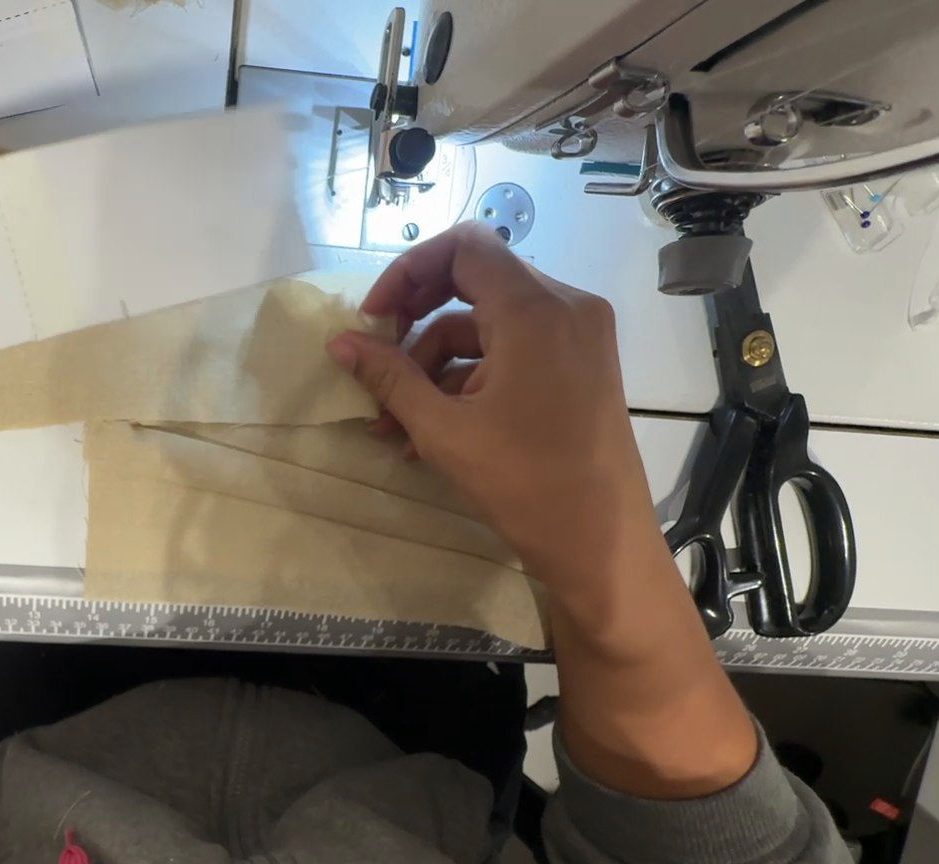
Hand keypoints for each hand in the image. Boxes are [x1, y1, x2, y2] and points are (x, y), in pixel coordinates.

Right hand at [330, 223, 755, 797]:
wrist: (597, 540)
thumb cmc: (521, 480)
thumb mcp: (441, 428)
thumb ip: (388, 377)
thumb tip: (340, 342)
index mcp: (534, 310)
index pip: (464, 247)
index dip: (407, 273)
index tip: (373, 320)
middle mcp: (563, 308)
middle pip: (472, 285)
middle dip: (414, 324)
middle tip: (376, 365)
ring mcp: (575, 339)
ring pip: (486, 327)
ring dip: (432, 366)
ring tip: (392, 423)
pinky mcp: (577, 369)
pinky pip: (510, 354)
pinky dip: (466, 381)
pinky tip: (428, 430)